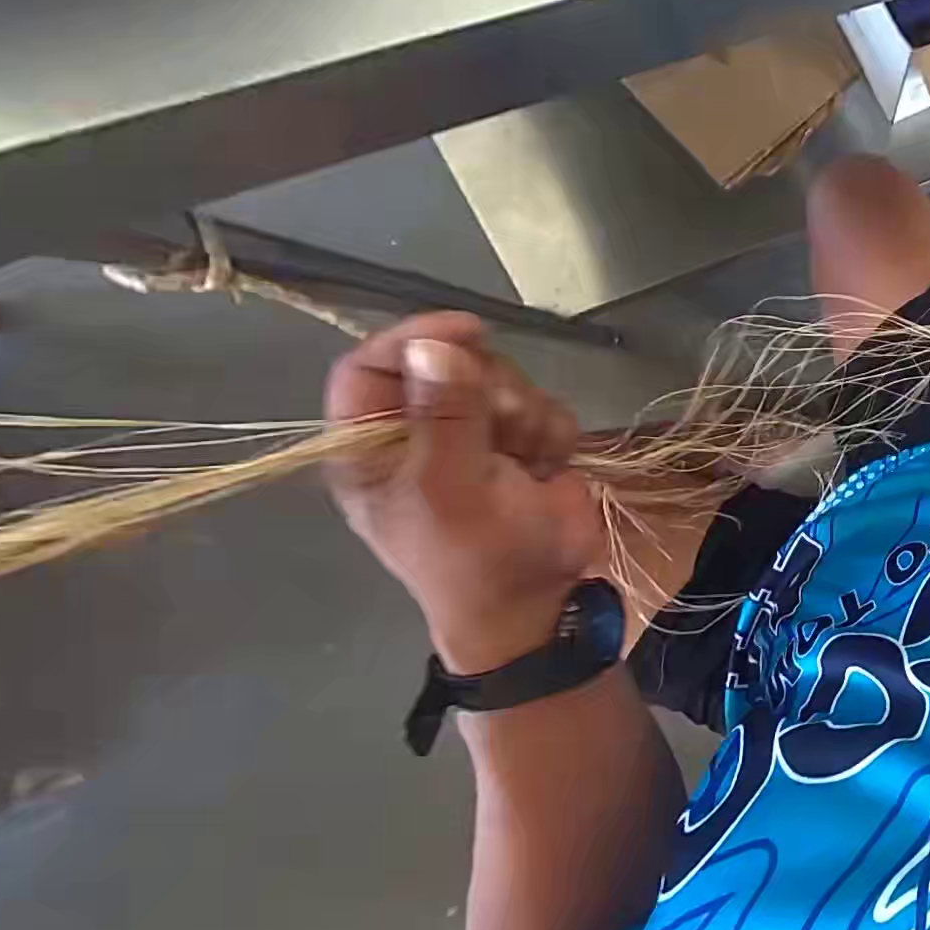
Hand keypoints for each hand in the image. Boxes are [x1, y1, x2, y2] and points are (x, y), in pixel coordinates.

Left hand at [324, 313, 603, 673]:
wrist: (541, 598)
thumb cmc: (477, 556)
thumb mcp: (450, 489)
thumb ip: (443, 415)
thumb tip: (434, 344)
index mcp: (376, 443)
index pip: (374, 367)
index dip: (416, 340)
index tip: (471, 330)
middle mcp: (426, 431)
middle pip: (455, 366)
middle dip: (493, 391)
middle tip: (505, 428)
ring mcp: (484, 437)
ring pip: (510, 384)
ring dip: (529, 418)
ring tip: (530, 460)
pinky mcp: (531, 445)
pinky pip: (548, 409)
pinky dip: (555, 434)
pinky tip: (550, 465)